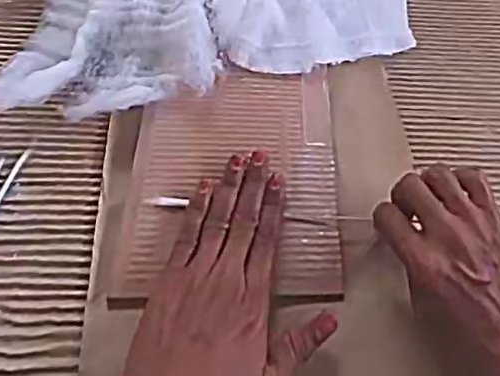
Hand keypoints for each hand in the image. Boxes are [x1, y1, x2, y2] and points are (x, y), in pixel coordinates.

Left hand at [123, 151, 337, 375]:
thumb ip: (299, 344)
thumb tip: (330, 321)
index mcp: (252, 300)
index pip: (267, 240)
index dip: (274, 207)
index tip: (279, 182)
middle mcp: (226, 280)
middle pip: (245, 221)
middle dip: (254, 185)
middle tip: (261, 157)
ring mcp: (196, 277)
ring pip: (218, 220)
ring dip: (228, 186)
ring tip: (237, 160)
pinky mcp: (168, 283)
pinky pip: (186, 236)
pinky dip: (195, 209)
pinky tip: (202, 188)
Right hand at [374, 167, 499, 375]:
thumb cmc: (471, 335)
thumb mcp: (421, 304)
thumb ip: (408, 262)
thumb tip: (400, 237)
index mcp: (426, 263)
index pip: (388, 215)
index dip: (382, 216)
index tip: (386, 220)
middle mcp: (449, 237)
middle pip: (410, 185)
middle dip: (401, 194)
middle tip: (405, 206)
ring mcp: (473, 223)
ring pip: (440, 174)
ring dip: (428, 183)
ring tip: (429, 196)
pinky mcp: (494, 218)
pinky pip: (475, 178)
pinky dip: (461, 179)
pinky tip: (456, 192)